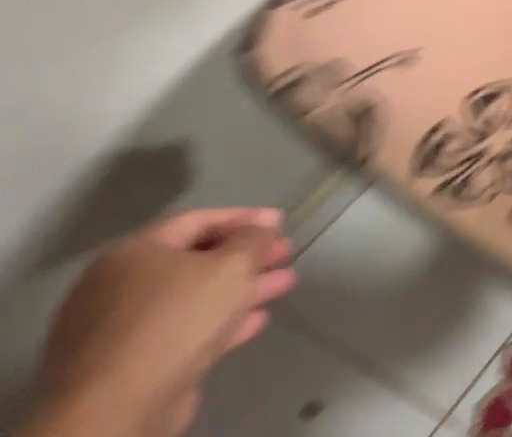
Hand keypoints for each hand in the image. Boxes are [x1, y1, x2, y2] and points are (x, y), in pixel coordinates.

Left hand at [24, 207, 296, 436]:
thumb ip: (253, 239)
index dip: (244, 217)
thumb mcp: (232, 266)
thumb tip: (261, 228)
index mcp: (133, 253)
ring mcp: (116, 327)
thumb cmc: (177, 319)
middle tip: (285, 255)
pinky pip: (180, 330)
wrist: (116, 405)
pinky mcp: (125, 362)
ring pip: (191, 297)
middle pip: (194, 260)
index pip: (196, 220)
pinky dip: (218, 321)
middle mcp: (116, 285)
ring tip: (283, 285)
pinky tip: (254, 321)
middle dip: (246, 257)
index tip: (282, 222)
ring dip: (240, 289)